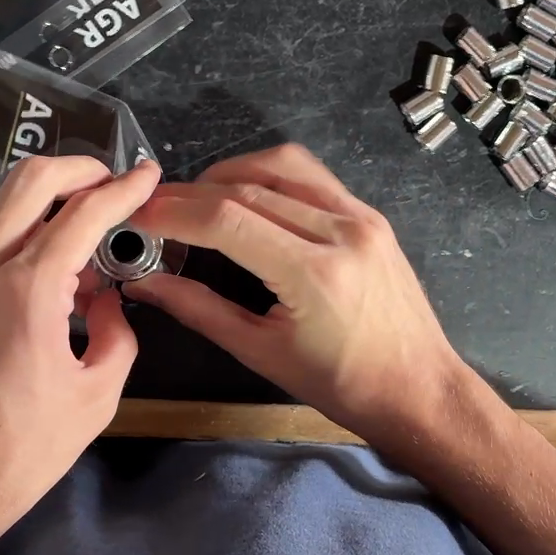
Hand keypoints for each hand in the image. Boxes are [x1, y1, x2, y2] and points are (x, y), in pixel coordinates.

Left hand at [0, 157, 159, 554]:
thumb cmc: (23, 451)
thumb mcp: (96, 396)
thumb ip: (116, 335)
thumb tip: (108, 302)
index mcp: (26, 291)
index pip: (81, 214)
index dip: (122, 189)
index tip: (147, 174)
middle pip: (27, 182)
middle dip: (76, 169)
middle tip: (112, 181)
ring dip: (44, 197)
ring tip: (86, 227)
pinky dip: (18, 229)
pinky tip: (47, 263)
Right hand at [125, 144, 471, 447]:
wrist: (418, 388)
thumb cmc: (341, 385)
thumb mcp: (263, 353)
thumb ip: (200, 310)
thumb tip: (145, 284)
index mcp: (314, 273)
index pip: (227, 219)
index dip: (173, 213)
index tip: (137, 216)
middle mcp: (342, 231)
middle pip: (248, 187)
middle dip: (192, 193)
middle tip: (155, 208)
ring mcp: (362, 217)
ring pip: (282, 167)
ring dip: (231, 172)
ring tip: (197, 198)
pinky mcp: (372, 216)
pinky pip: (312, 177)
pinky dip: (271, 177)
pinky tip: (248, 198)